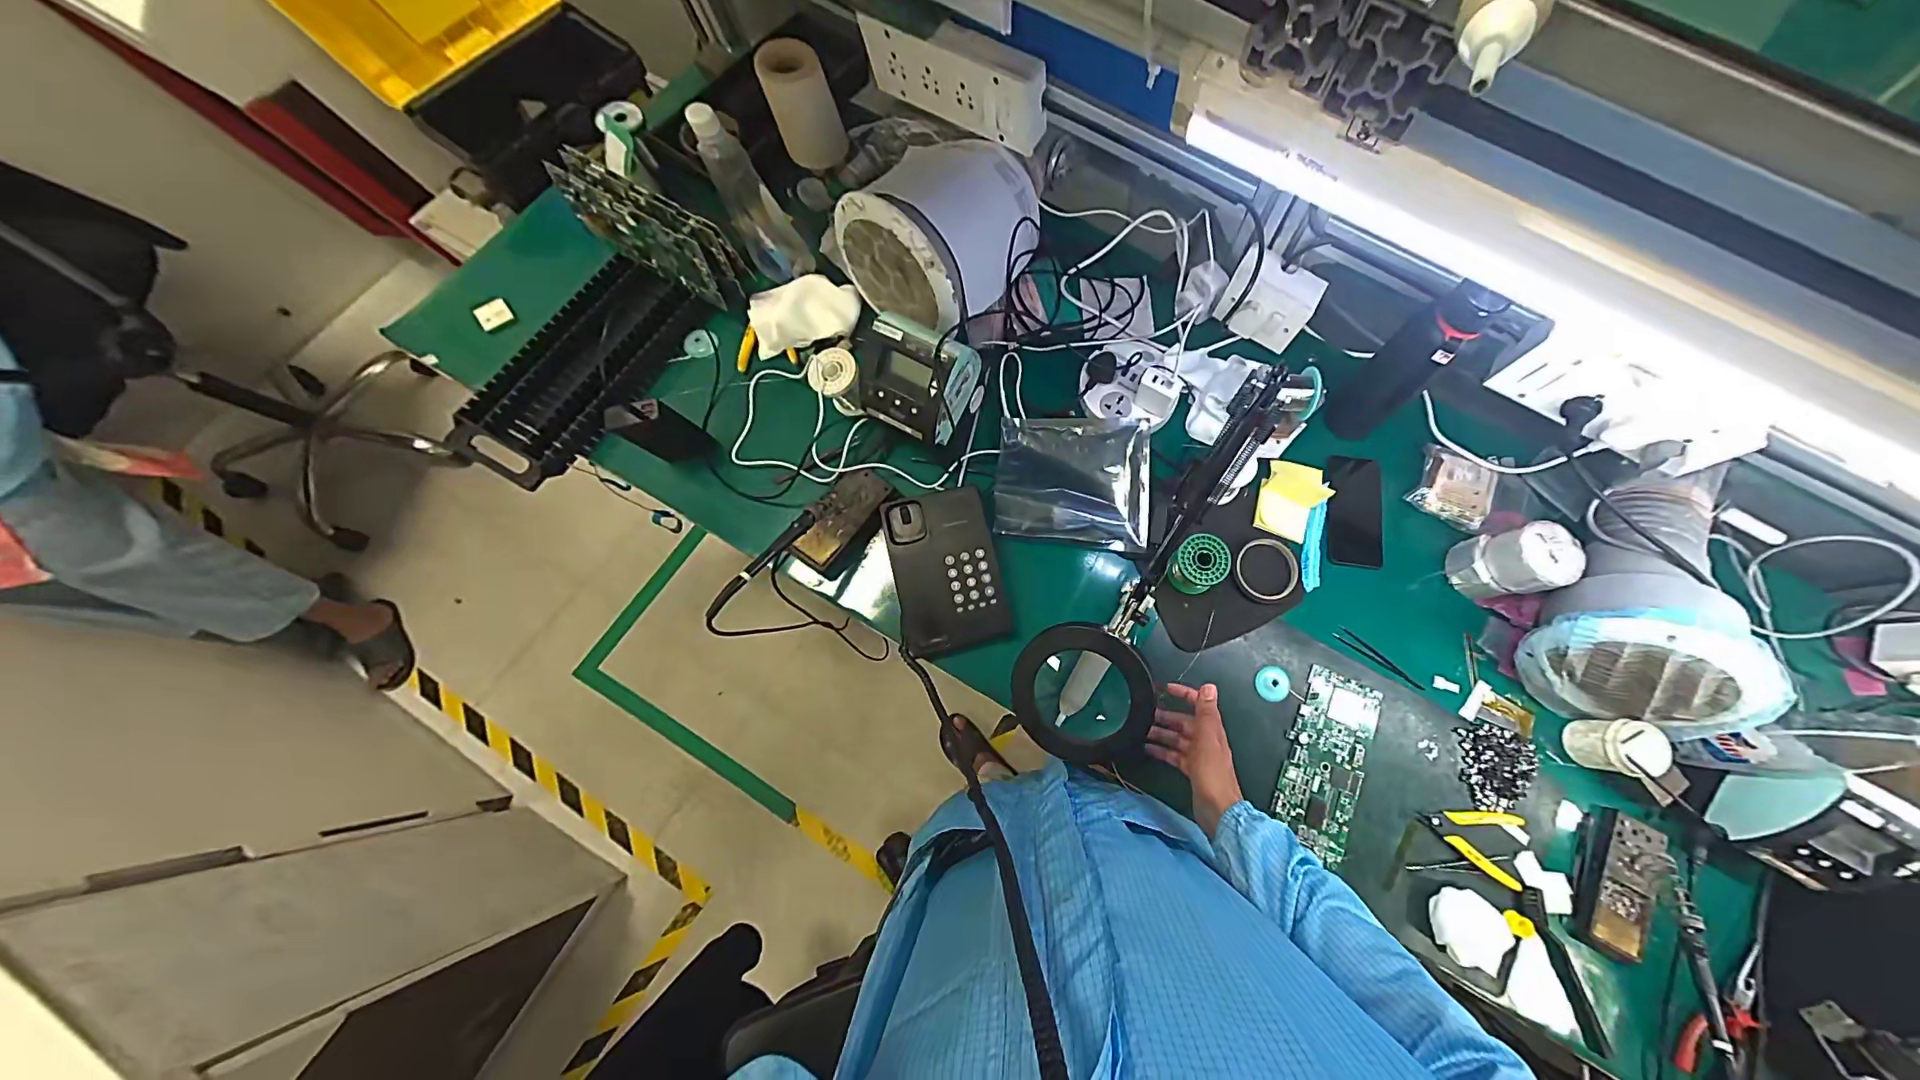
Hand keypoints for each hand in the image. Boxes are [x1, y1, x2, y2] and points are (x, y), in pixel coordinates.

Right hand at [1146, 683, 1242, 836]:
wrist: (1218, 811)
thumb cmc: (1214, 777)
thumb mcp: (1208, 740)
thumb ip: (1206, 713)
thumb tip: (1209, 688)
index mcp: (1212, 731)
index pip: (1199, 705)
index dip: (1185, 694)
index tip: (1167, 689)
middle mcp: (1206, 742)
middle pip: (1184, 722)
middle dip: (1167, 715)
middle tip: (1147, 711)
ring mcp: (1199, 757)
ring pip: (1177, 739)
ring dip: (1162, 732)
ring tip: (1144, 729)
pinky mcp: (1191, 771)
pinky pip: (1174, 755)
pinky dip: (1162, 750)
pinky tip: (1150, 749)